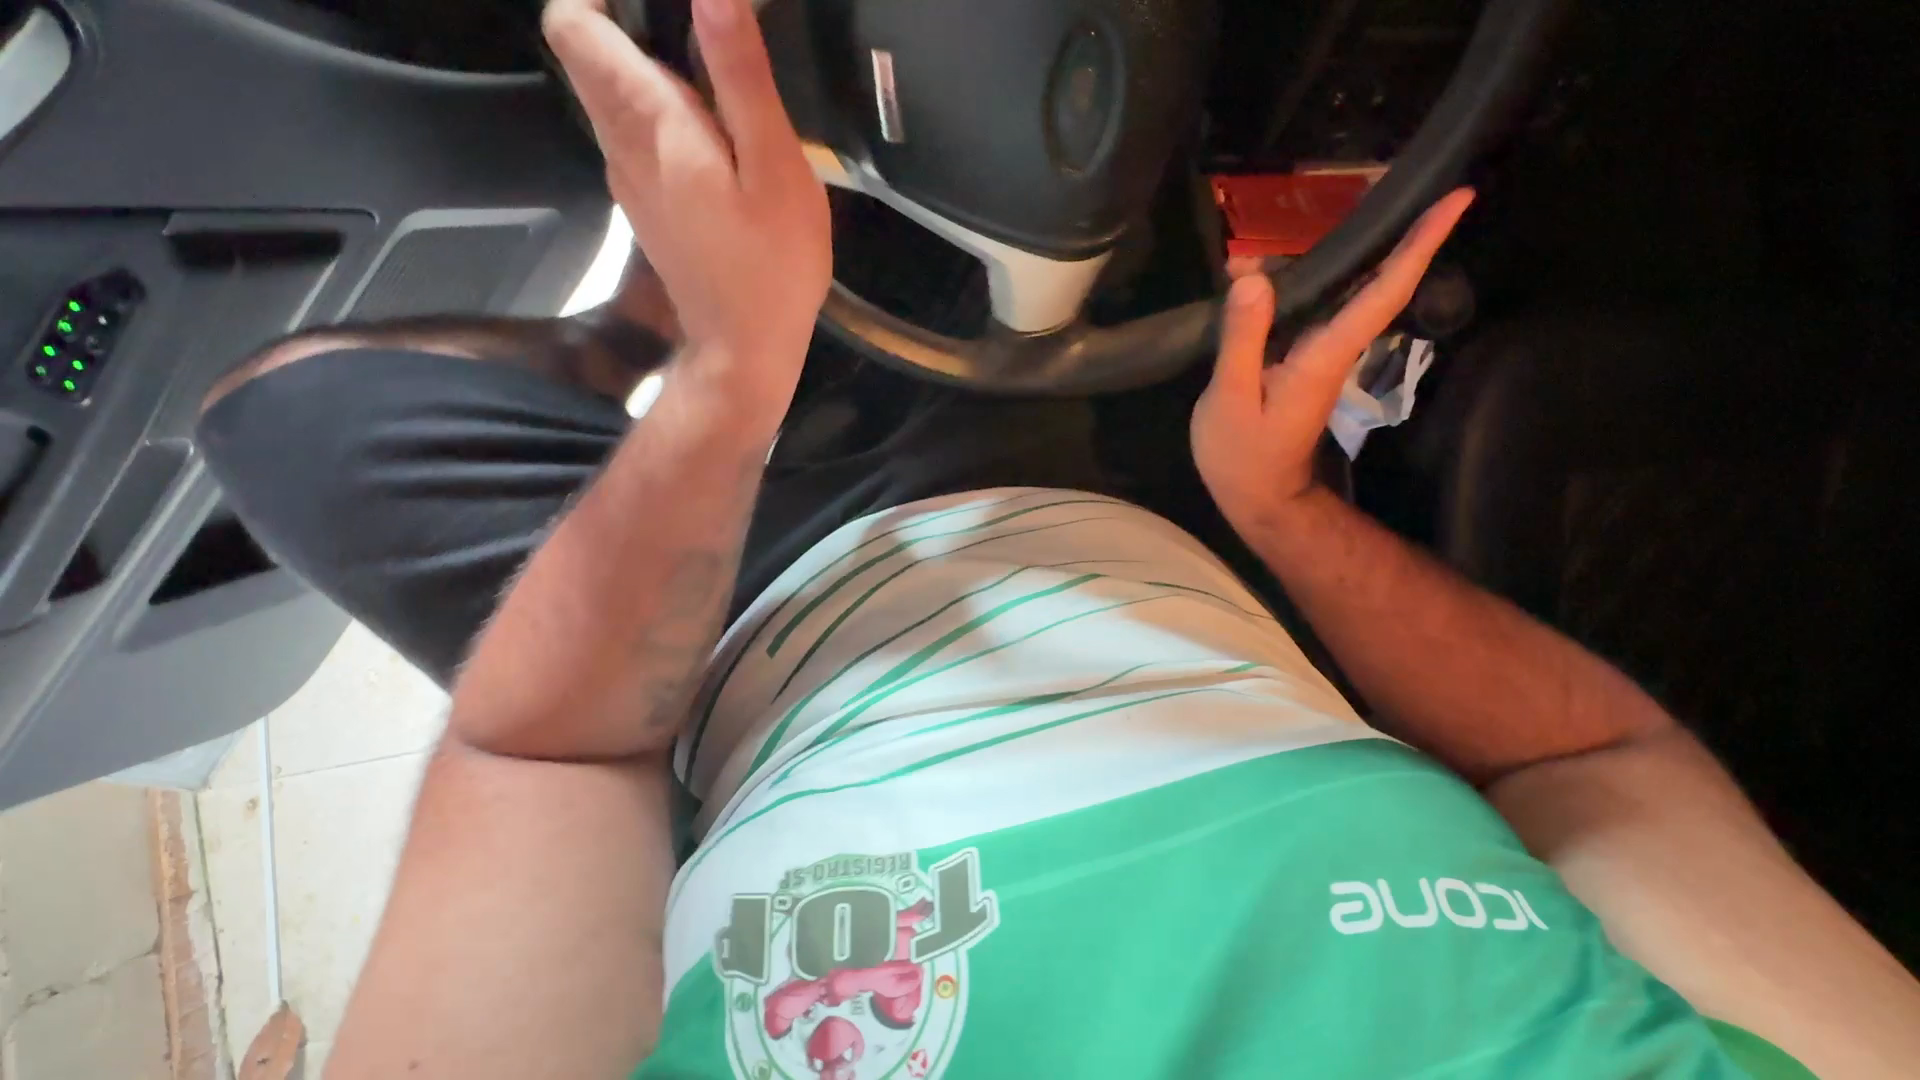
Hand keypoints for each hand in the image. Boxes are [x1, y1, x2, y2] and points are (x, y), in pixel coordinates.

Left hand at [544, 0, 830, 424]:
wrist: (744, 350)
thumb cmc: (771, 265)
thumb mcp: (775, 168)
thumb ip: (741, 77)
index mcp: (647, 122)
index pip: (573, 23)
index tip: (661, 0)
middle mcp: (619, 144)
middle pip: (589, 54)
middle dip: (633, 21)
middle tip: (710, 37)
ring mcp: (627, 179)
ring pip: (613, 96)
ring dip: (652, 69)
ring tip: (723, 83)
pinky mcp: (646, 206)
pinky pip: (635, 136)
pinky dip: (662, 114)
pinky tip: (719, 139)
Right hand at [1192, 189, 1474, 534]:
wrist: (1260, 497)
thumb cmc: (1244, 457)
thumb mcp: (1231, 399)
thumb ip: (1243, 339)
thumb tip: (1254, 277)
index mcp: (1326, 355)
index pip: (1384, 291)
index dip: (1419, 245)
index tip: (1458, 199)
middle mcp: (1335, 348)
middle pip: (1373, 282)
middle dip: (1385, 233)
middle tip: (1380, 189)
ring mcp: (1322, 356)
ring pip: (1336, 293)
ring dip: (1312, 260)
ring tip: (1250, 254)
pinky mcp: (1304, 361)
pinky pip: (1311, 309)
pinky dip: (1290, 285)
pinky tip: (1253, 278)